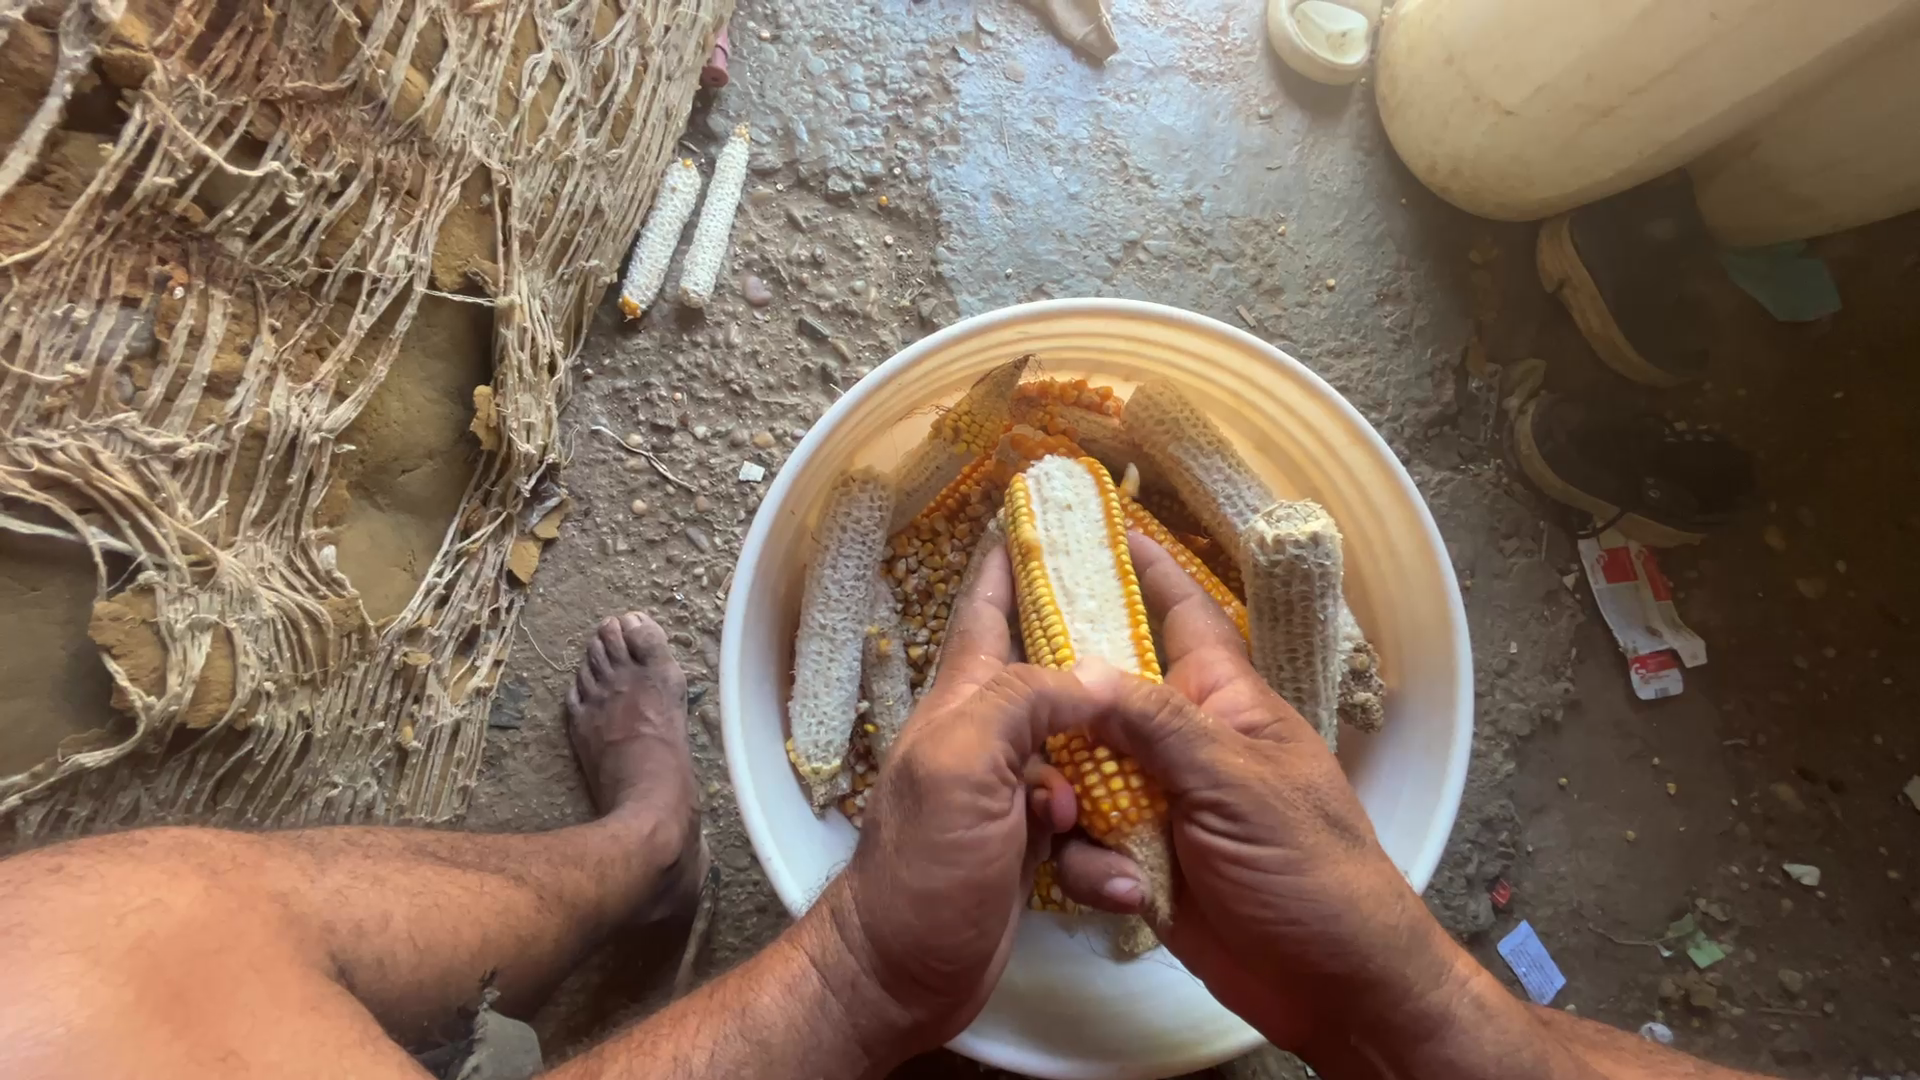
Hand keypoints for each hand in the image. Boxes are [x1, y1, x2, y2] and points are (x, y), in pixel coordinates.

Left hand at [801, 540, 1092, 1057]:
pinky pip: (1089, 814)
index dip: (1012, 559)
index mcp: (966, 696)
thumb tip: (1090, 677)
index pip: (988, 607)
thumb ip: (1019, 703)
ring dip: (1113, 765)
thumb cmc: (922, 866)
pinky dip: (1106, 837)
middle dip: (1097, 651)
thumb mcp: (961, 765)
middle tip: (1149, 637)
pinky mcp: (1038, 835)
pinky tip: (1109, 873)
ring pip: (1082, 743)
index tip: (1041, 517)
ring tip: (1132, 797)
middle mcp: (992, 728)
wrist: (907, 968)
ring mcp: (1017, 783)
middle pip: (1053, 669)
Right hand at [1051, 535, 1468, 1053]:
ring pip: (1086, 757)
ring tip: (1057, 801)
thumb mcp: (1237, 781)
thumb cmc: (1306, 865)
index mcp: (1220, 698)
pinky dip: (1081, 845)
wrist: (1328, 986)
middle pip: (1110, 682)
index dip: (1147, 565)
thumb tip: (1083, 668)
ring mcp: (1157, 792)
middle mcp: (1181, 735)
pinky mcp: (1138, 846)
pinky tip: (1095, 868)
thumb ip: (1160, 722)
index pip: (1181, 611)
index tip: (1103, 526)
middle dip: (1065, 667)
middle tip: (1006, 644)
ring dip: (1065, 777)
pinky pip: (1087, 827)